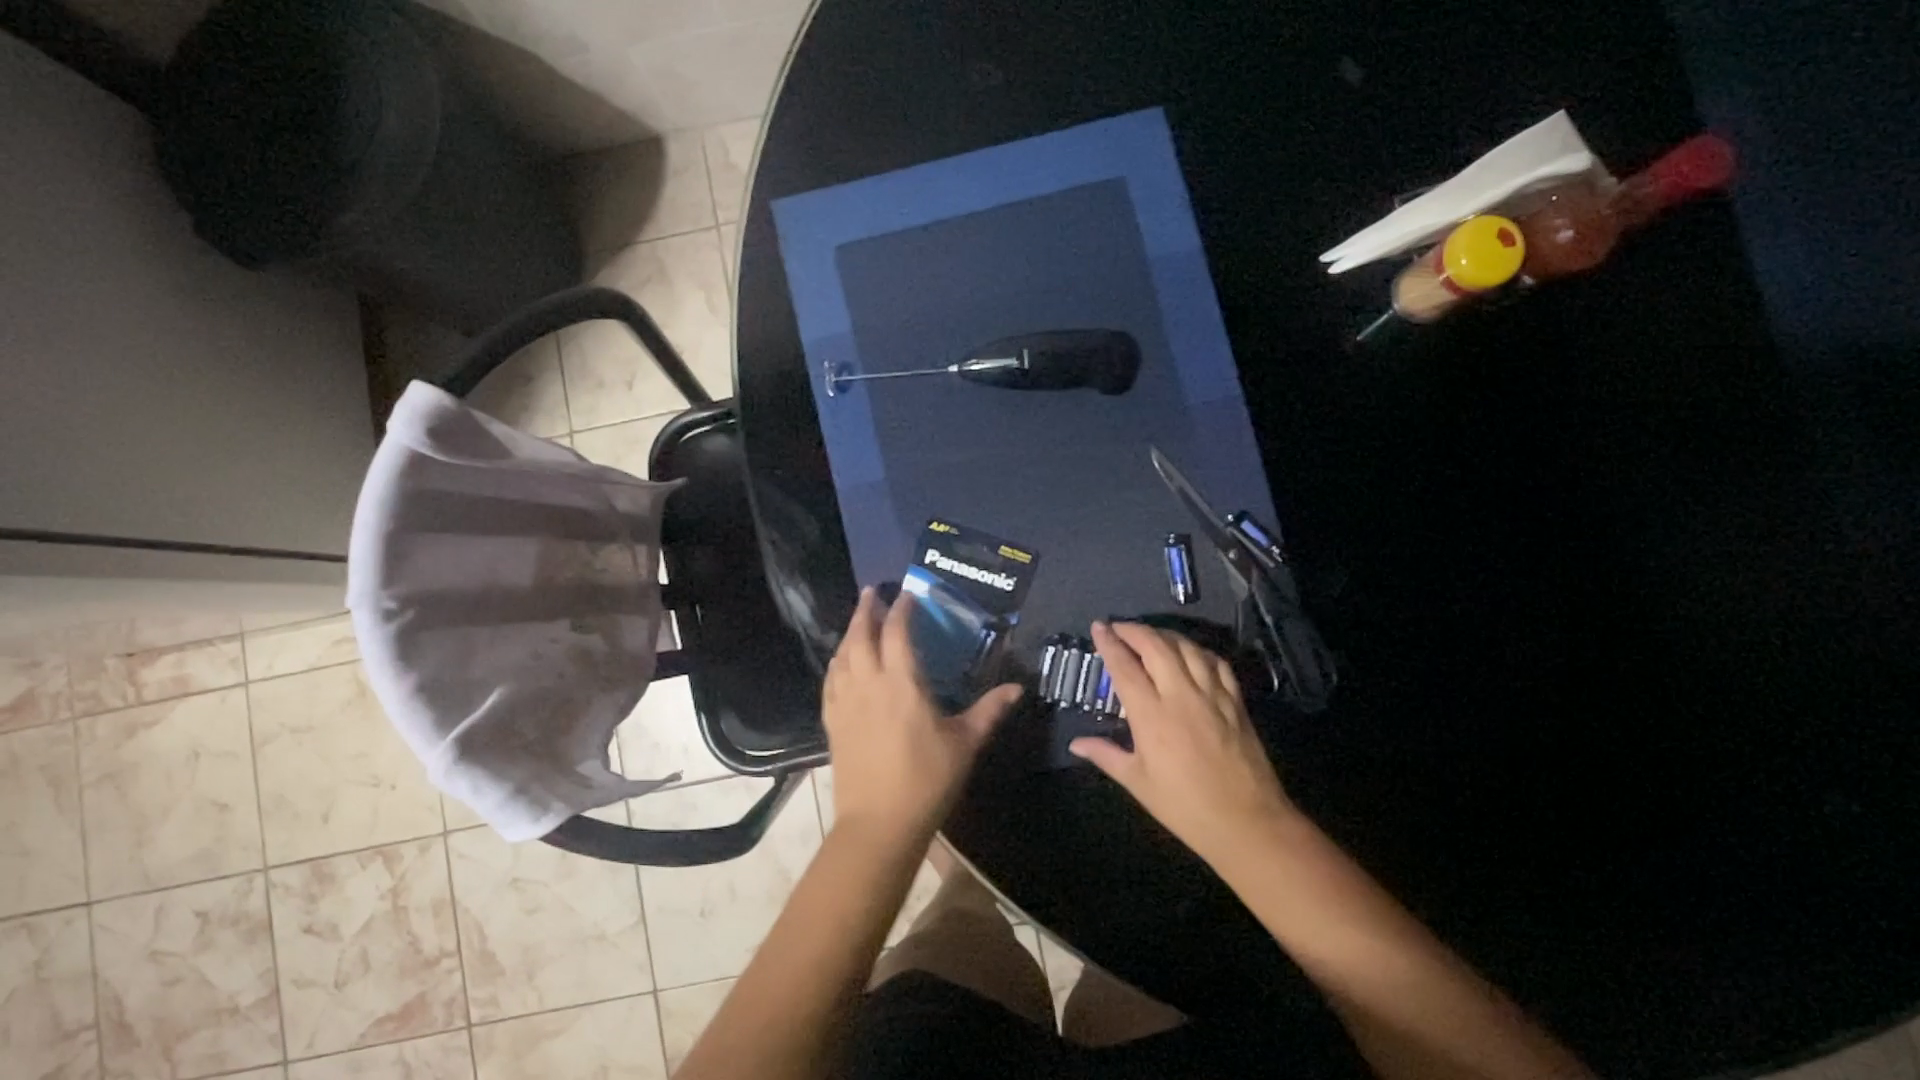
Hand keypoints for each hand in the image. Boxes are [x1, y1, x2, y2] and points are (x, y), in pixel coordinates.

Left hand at [822, 588, 1022, 844]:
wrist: (878, 823)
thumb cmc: (927, 781)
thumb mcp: (965, 744)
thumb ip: (988, 711)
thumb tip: (1016, 688)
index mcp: (902, 683)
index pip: (897, 633)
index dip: (901, 609)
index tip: (908, 593)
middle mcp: (869, 684)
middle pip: (861, 636)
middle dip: (866, 610)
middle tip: (872, 592)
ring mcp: (845, 703)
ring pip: (841, 656)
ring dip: (849, 633)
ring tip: (857, 621)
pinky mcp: (832, 723)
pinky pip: (830, 681)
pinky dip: (836, 663)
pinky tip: (840, 664)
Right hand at [1070, 621, 1297, 865]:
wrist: (1246, 821)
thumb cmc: (1184, 807)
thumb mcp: (1138, 783)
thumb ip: (1106, 755)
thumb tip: (1076, 743)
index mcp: (1151, 715)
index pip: (1125, 666)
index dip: (1109, 643)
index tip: (1098, 627)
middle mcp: (1181, 695)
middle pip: (1156, 646)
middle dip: (1134, 630)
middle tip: (1119, 626)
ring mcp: (1212, 695)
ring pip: (1187, 648)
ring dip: (1165, 635)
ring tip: (1150, 635)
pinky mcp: (1236, 701)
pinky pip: (1216, 663)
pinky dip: (1199, 651)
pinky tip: (1190, 653)